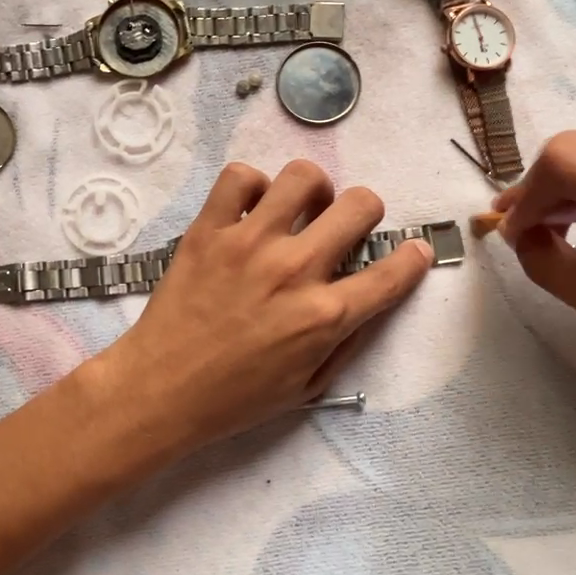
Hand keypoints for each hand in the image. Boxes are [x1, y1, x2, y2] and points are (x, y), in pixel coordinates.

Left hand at [87, 160, 432, 452]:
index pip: (392, 272)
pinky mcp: (208, 230)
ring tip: (299, 210)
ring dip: (313, 190)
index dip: (413, 257)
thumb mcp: (310, 386)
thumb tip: (378, 297)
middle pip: (360, 205)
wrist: (161, 389)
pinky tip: (251, 209)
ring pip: (303, 176)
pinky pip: (238, 176)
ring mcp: (249, 243)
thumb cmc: (236, 398)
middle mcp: (295, 270)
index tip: (412, 250)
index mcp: (325, 315)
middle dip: (366, 212)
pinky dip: (252, 185)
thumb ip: (349, 339)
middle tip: (344, 227)